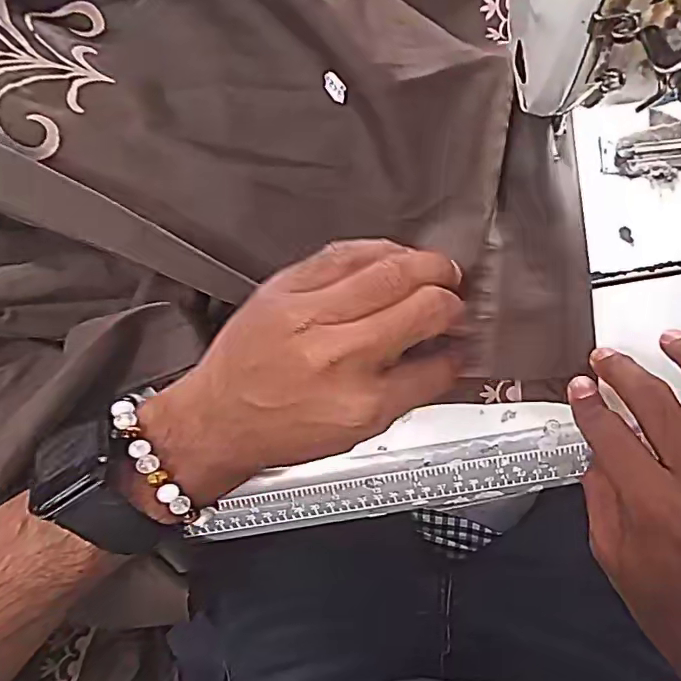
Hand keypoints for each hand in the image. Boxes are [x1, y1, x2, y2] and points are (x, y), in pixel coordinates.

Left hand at [136, 240, 464, 505]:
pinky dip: (380, 249)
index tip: (464, 341)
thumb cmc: (281, 429)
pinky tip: (395, 255)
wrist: (217, 418)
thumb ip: (409, 392)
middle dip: (452, 300)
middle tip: (458, 301)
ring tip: (440, 271)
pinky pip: (345, 253)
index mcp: (361, 402)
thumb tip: (448, 360)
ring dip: (427, 266)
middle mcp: (338, 355)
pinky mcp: (285, 288)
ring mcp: (310, 315)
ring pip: (389, 271)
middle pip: (421, 307)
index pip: (435, 367)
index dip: (460, 350)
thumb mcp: (356, 430)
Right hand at [568, 332, 680, 680]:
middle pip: (659, 406)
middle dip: (624, 373)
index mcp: (656, 509)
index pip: (612, 435)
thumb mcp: (618, 564)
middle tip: (608, 360)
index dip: (589, 405)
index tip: (580, 389)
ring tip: (673, 341)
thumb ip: (602, 503)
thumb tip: (599, 458)